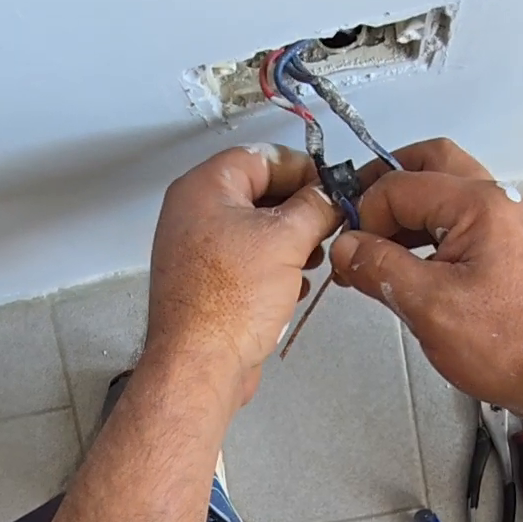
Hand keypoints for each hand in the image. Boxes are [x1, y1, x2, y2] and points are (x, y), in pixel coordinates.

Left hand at [146, 144, 339, 393]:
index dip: (302, 170)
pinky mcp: (204, 286)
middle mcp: (192, 215)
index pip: (261, 157)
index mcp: (204, 188)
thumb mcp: (288, 240)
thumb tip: (330, 195)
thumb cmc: (231, 301)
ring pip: (253, 233)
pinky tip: (291, 288)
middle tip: (326, 228)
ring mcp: (195, 253)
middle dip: (298, 212)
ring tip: (312, 262)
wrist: (200, 364)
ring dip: (289, 245)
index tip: (330, 190)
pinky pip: (244, 265)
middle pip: (257, 195)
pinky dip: (271, 271)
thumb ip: (316, 206)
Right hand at [328, 139, 522, 416]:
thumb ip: (380, 269)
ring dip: (406, 211)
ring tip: (376, 253)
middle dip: (385, 187)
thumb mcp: (429, 307)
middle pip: (430, 165)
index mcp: (478, 204)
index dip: (363, 216)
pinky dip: (428, 232)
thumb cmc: (505, 345)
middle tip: (355, 222)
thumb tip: (343, 247)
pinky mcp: (510, 249)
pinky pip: (461, 222)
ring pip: (446, 192)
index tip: (347, 257)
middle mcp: (497, 201)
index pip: (399, 185)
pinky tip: (409, 267)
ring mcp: (507, 223)